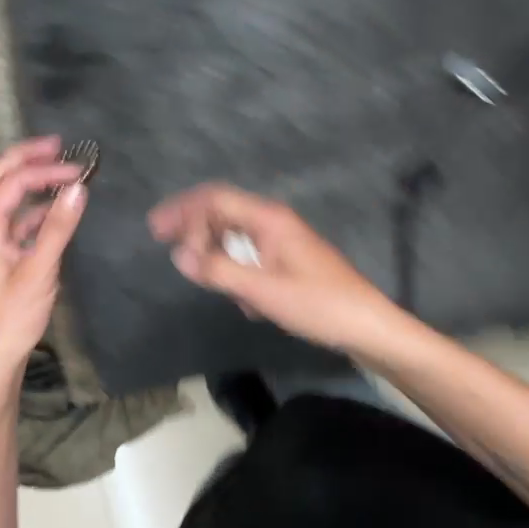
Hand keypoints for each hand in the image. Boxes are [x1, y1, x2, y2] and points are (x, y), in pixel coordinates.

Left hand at [0, 137, 87, 379]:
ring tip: (59, 170)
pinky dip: (33, 207)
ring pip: (3, 196)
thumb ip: (58, 227)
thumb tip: (78, 187)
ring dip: (28, 180)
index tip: (79, 170)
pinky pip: (13, 219)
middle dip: (25, 158)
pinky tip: (55, 209)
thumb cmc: (13, 316)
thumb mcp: (40, 271)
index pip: (13, 182)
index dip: (46, 170)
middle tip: (57, 146)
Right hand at [148, 183, 405, 354]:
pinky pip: (248, 254)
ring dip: (212, 250)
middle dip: (190, 224)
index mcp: (268, 219)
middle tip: (159, 235)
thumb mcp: (262, 291)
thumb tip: (178, 256)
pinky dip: (233, 268)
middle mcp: (273, 222)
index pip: (215, 200)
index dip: (183, 212)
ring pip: (233, 234)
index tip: (161, 236)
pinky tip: (238, 297)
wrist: (370, 328)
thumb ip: (218, 271)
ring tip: (197, 272)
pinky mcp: (286, 260)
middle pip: (221, 211)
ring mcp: (281, 241)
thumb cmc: (319, 305)